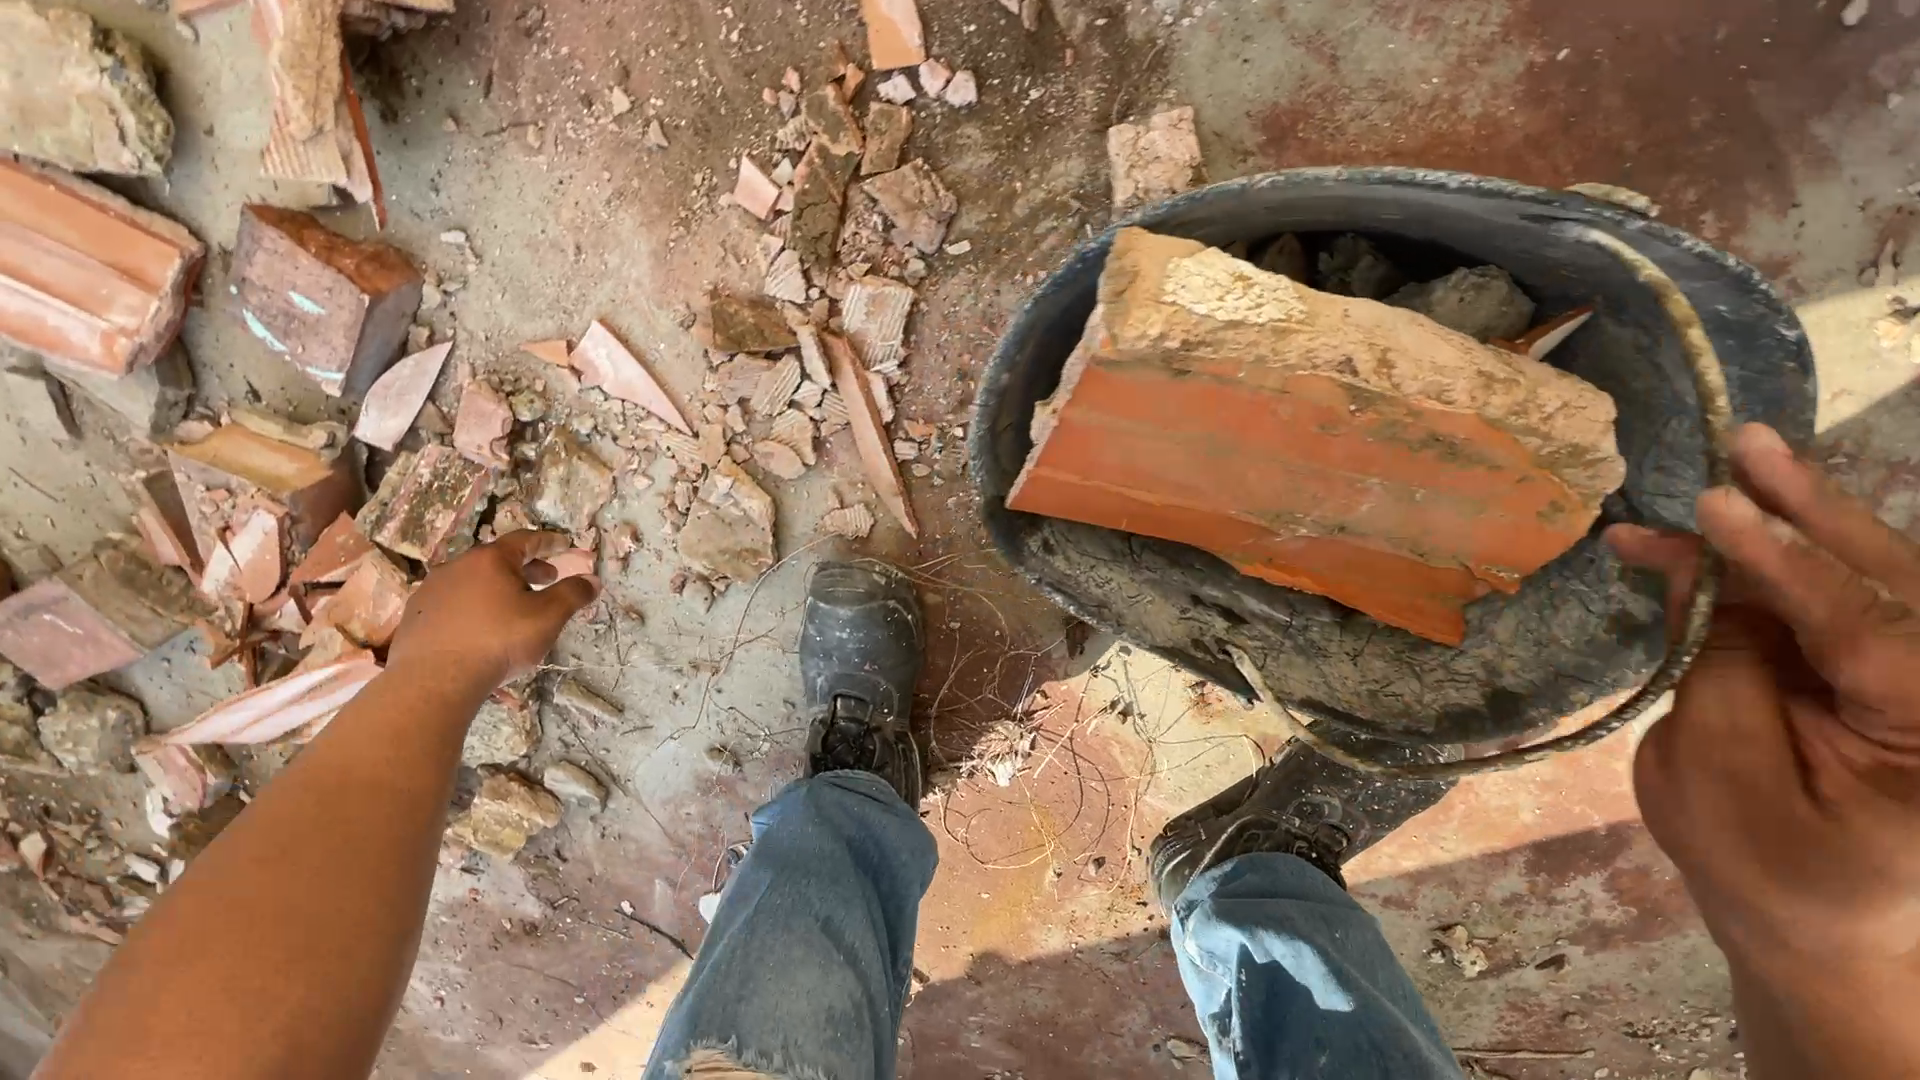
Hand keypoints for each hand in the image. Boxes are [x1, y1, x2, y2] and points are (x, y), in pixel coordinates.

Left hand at [385, 530, 599, 690]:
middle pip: (498, 559)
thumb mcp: (548, 617)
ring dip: (498, 586)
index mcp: (491, 560)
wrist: (436, 679)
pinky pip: (453, 601)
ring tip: (514, 605)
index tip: (564, 545)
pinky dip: (473, 605)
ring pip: (473, 580)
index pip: (525, 540)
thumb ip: (573, 594)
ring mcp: (432, 589)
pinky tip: (481, 626)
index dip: (548, 542)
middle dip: (526, 567)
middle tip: (547, 579)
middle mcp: (457, 566)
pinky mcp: (416, 615)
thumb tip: (593, 580)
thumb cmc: (500, 640)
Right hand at [1606, 423, 1919, 980]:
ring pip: (1860, 579)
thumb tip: (1708, 582)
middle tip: (1749, 447)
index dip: (1786, 562)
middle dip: (1812, 512)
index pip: (1869, 627)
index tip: (1713, 508)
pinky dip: (1757, 571)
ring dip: (1781, 529)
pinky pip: (1818, 603)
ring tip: (1724, 481)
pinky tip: (1692, 550)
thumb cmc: (1761, 865)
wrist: (1810, 917)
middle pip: (1891, 581)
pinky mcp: (1870, 669)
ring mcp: (1912, 679)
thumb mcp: (1719, 777)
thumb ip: (1721, 675)